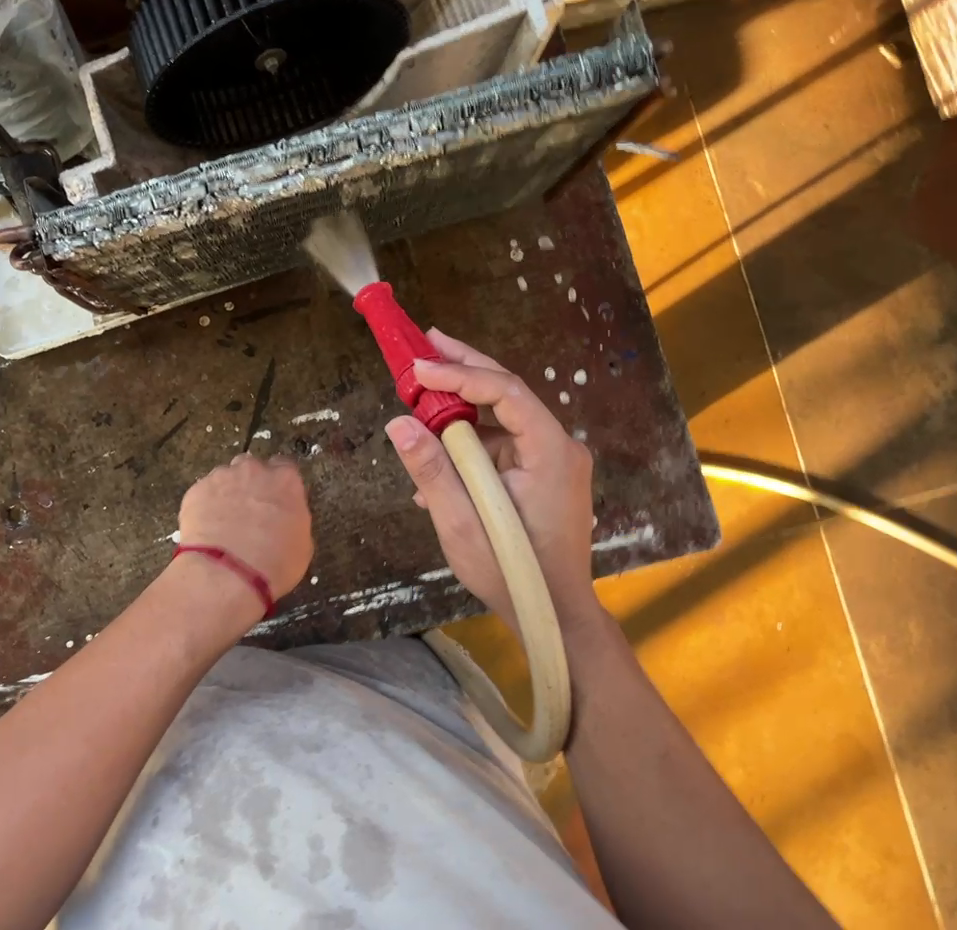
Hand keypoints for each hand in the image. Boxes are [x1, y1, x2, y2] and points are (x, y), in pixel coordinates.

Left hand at [177, 453, 313, 601]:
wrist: (227, 574)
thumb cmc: (274, 564)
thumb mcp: (302, 544)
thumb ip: (293, 518)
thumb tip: (284, 517)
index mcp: (286, 481)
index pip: (285, 468)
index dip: (278, 484)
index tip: (276, 500)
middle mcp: (254, 470)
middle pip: (252, 468)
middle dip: (251, 484)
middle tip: (249, 511)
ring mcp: (222, 477)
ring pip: (225, 478)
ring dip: (226, 493)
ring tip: (224, 522)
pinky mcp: (196, 490)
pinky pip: (203, 493)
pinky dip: (205, 506)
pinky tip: (206, 528)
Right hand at [385, 328, 597, 629]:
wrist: (554, 616)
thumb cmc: (512, 572)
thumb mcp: (462, 523)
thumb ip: (432, 470)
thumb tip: (398, 423)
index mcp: (550, 451)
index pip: (505, 391)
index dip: (459, 374)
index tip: (417, 368)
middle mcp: (558, 447)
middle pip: (507, 392)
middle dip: (464, 367)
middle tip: (425, 341)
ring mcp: (552, 462)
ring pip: (502, 417)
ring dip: (459, 409)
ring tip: (419, 394)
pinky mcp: (542, 477)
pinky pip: (501, 446)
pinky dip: (468, 444)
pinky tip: (435, 459)